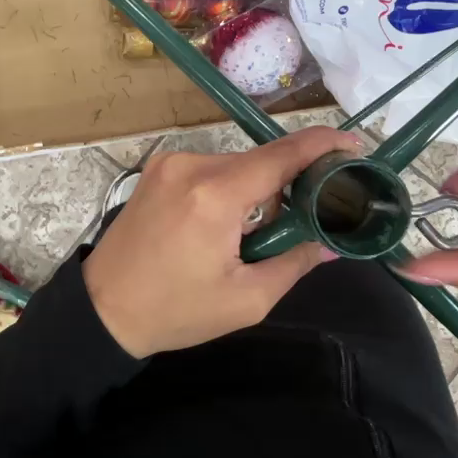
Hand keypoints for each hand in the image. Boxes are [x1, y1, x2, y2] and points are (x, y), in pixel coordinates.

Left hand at [84, 126, 361, 358]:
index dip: (323, 146)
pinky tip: (219, 227)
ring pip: (236, 166)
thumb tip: (331, 242)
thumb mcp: (246, 299)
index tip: (355, 147)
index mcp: (215, 195)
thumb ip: (294, 262)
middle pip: (260, 163)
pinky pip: (210, 170)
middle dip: (286, 187)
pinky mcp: (157, 168)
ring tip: (246, 240)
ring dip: (254, 192)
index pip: (282, 155)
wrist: (101, 308)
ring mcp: (169, 162)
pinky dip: (227, 191)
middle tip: (298, 226)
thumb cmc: (175, 310)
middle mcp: (191, 165)